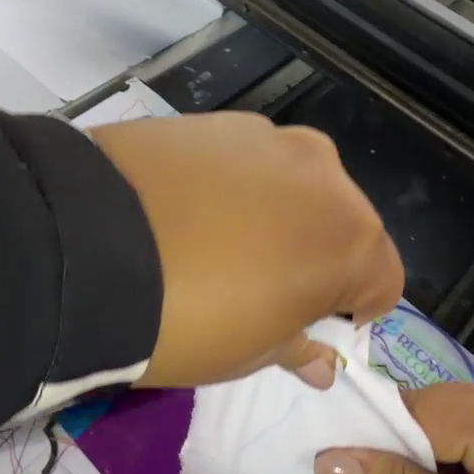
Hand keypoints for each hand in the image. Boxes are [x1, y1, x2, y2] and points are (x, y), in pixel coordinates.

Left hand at [88, 112, 403, 389]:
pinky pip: (244, 160)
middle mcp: (323, 173)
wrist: (90, 247)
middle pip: (339, 221)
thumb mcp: (249, 353)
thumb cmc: (188, 317)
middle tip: (260, 285)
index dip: (352, 310)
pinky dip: (231, 183)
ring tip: (215, 241)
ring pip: (292, 184)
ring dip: (273, 212)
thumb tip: (319, 355)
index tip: (312, 324)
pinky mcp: (216, 118)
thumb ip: (296, 345)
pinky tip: (186, 207)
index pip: (383, 282)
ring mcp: (267, 136)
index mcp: (351, 236)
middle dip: (315, 253)